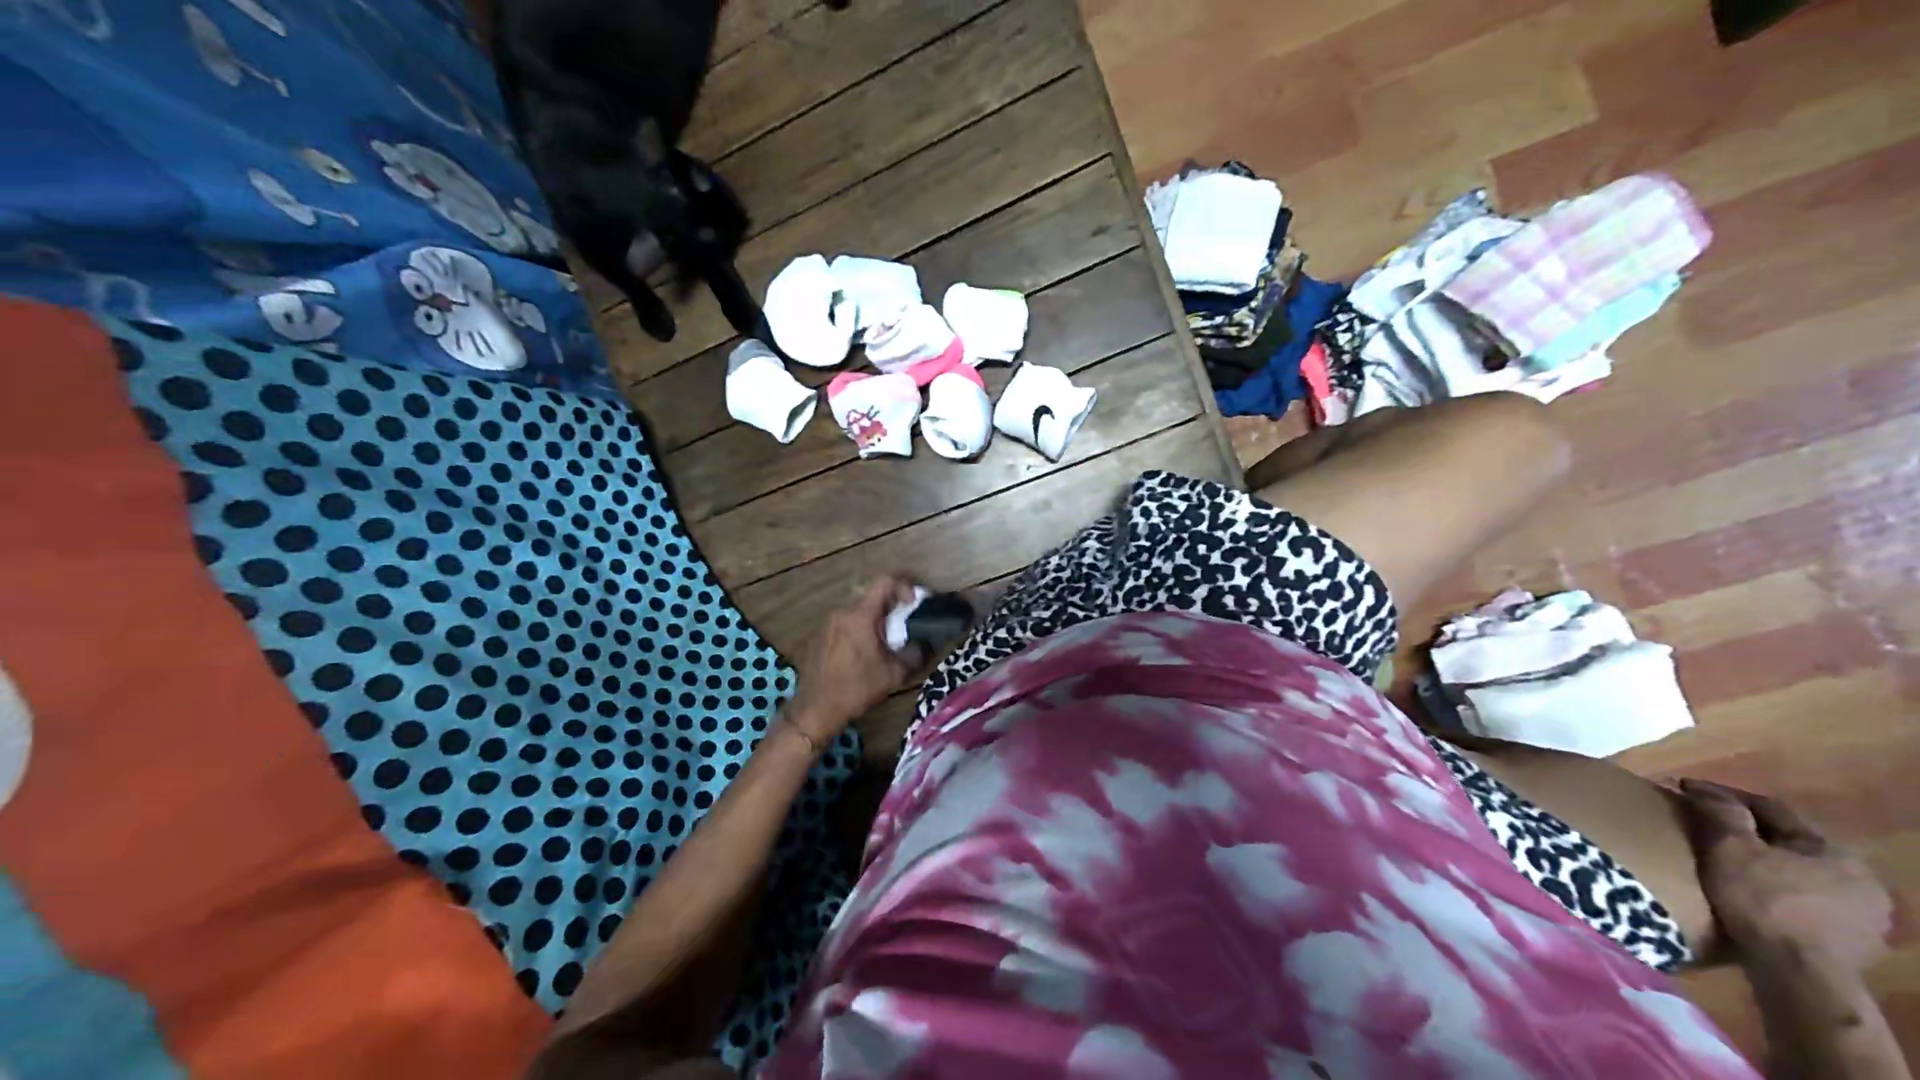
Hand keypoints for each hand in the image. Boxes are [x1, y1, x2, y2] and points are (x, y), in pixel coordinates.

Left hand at [787, 576, 917, 742]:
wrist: (816, 709)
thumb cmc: (856, 689)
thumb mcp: (894, 673)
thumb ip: (915, 653)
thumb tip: (925, 643)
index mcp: (860, 615)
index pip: (884, 582)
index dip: (904, 587)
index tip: (913, 605)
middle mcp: (842, 612)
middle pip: (872, 596)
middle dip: (892, 607)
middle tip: (904, 626)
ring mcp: (828, 622)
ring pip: (859, 610)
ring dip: (876, 619)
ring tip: (886, 642)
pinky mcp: (821, 634)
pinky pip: (847, 621)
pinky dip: (861, 628)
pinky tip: (865, 652)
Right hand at [1678, 778, 1892, 974]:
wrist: (1801, 975)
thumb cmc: (1762, 902)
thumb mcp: (1730, 849)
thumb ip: (1721, 814)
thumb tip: (1705, 791)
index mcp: (1831, 849)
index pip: (1771, 807)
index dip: (1724, 794)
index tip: (1686, 789)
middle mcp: (1859, 876)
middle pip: (1791, 841)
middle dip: (1751, 831)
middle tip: (1710, 826)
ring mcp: (1864, 913)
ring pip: (1803, 873)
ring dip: (1769, 864)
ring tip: (1734, 865)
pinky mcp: (1855, 942)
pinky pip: (1810, 903)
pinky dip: (1781, 892)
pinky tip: (1761, 898)